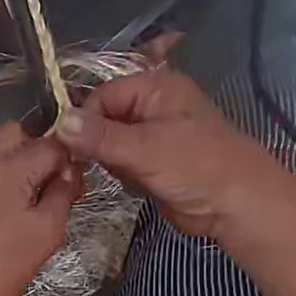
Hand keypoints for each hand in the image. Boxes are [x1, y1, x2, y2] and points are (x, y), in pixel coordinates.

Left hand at [0, 123, 78, 295]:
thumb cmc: (9, 261)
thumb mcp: (49, 227)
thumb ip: (63, 191)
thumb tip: (68, 173)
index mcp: (9, 168)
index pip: (49, 143)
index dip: (68, 158)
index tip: (75, 179)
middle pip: (15, 133)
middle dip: (37, 149)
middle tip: (50, 180)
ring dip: (16, 165)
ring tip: (28, 199)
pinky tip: (2, 214)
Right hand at [54, 68, 278, 240]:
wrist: (237, 206)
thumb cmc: (198, 167)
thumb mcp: (145, 148)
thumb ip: (100, 136)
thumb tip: (58, 122)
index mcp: (155, 89)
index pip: (101, 95)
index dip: (81, 118)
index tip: (63, 146)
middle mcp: (150, 108)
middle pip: (101, 118)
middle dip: (90, 141)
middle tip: (76, 165)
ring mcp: (150, 137)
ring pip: (107, 142)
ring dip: (101, 160)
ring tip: (101, 174)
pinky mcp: (150, 163)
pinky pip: (119, 162)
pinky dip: (114, 172)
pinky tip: (121, 182)